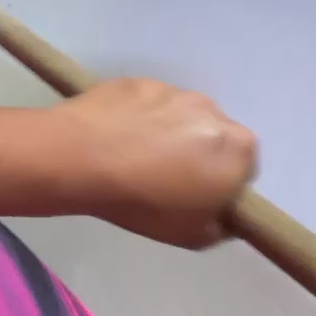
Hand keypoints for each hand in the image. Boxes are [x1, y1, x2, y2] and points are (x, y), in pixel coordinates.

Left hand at [57, 78, 256, 248]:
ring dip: (163, 126)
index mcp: (237, 147)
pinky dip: (134, 111)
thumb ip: (224, 221)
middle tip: (159, 168)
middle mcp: (208, 110)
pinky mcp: (130, 80)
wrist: (74, 157)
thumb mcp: (198, 234)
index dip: (218, 178)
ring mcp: (166, 90)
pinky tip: (113, 129)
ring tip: (129, 147)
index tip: (192, 187)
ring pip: (175, 113)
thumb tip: (219, 208)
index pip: (241, 164)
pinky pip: (143, 100)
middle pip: (210, 132)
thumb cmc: (140, 200)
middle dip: (193, 148)